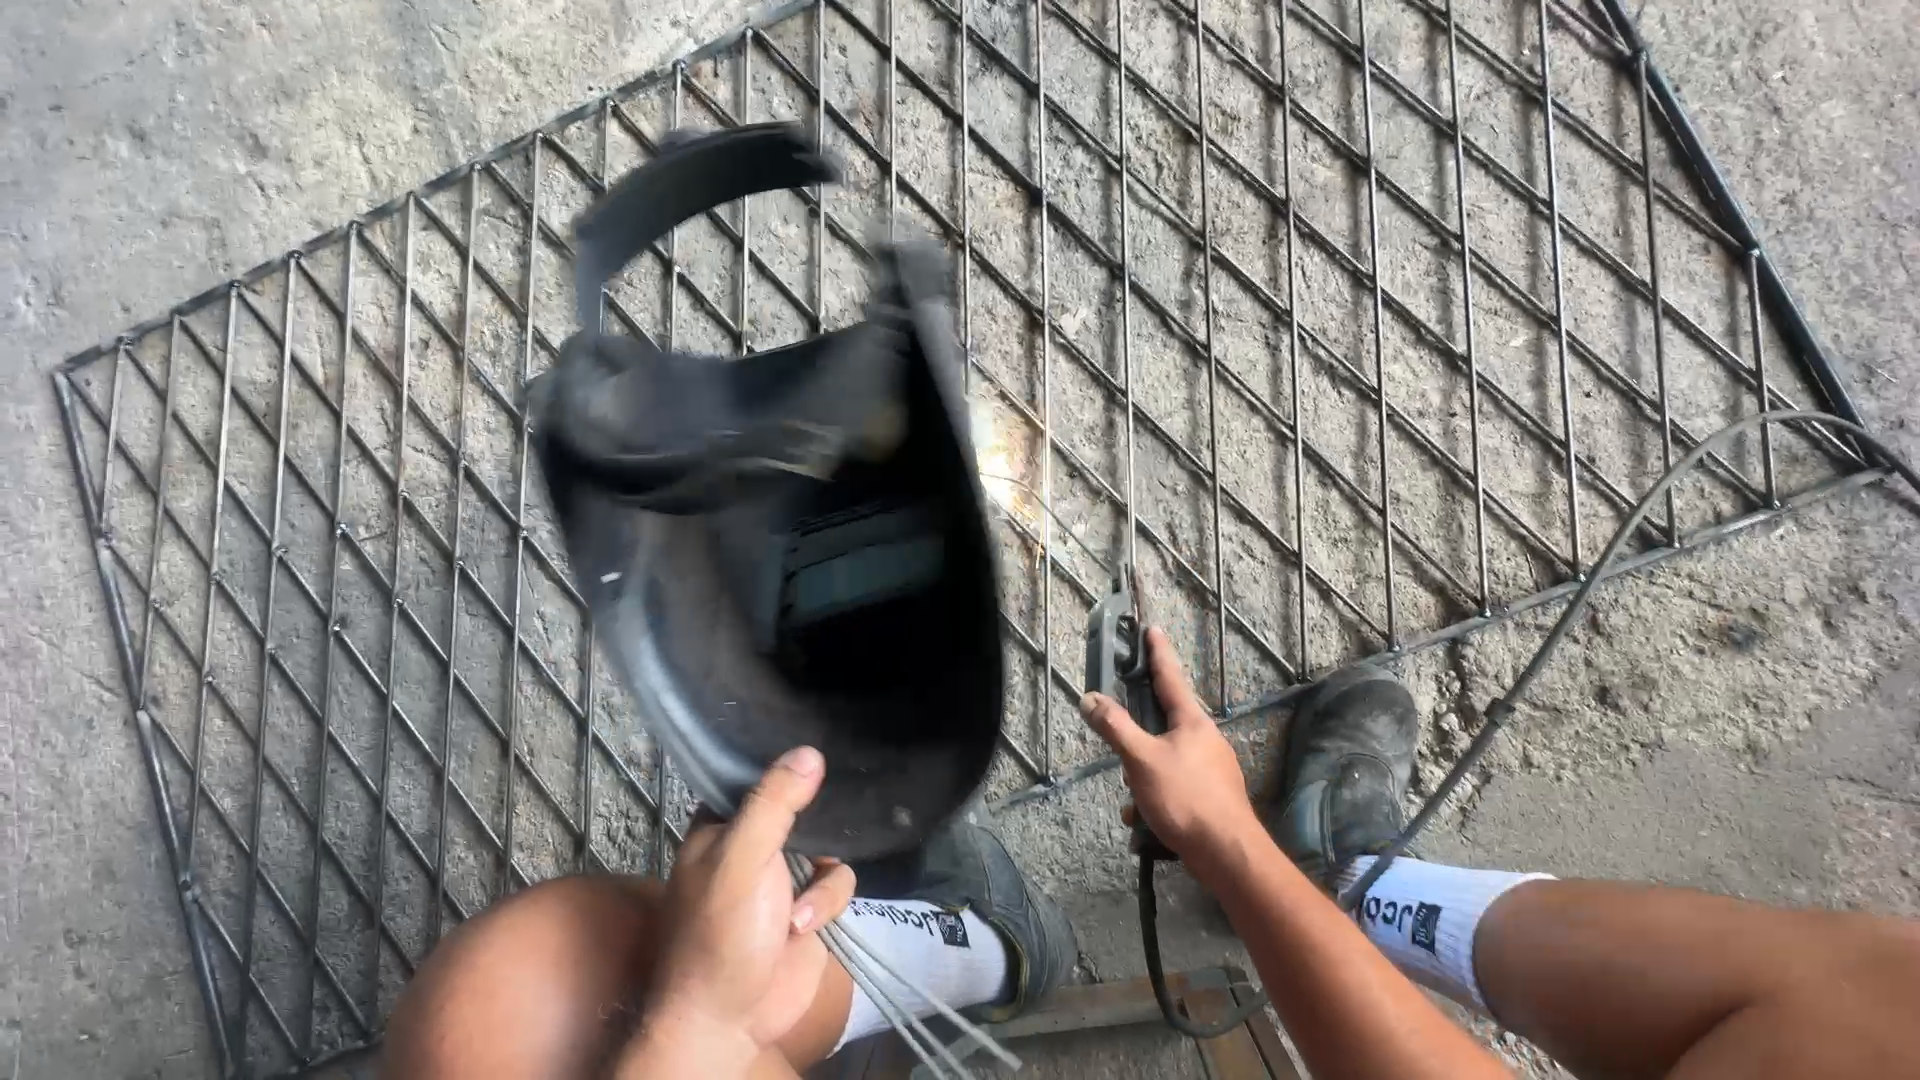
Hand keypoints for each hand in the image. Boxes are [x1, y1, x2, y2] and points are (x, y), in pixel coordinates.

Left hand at [637, 746, 856, 1067]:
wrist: (730, 1019)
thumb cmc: (721, 932)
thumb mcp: (743, 859)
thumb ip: (775, 803)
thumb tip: (810, 752)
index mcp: (721, 826)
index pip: (756, 776)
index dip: (784, 764)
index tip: (816, 750)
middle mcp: (753, 845)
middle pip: (802, 807)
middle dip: (819, 818)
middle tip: (831, 817)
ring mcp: (782, 878)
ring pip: (829, 846)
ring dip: (821, 878)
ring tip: (798, 911)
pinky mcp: (809, 908)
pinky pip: (839, 882)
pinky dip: (826, 903)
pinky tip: (803, 928)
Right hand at [1079, 627, 1259, 864]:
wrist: (1228, 854)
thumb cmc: (1186, 798)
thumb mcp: (1141, 760)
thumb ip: (1114, 728)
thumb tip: (1090, 698)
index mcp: (1192, 721)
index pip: (1169, 676)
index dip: (1157, 652)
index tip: (1152, 629)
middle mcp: (1205, 738)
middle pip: (1164, 721)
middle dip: (1138, 735)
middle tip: (1122, 747)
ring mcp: (1211, 768)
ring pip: (1165, 758)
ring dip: (1143, 776)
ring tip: (1134, 800)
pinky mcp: (1211, 796)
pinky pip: (1174, 786)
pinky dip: (1155, 798)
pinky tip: (1145, 819)